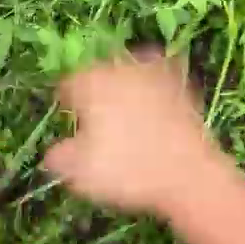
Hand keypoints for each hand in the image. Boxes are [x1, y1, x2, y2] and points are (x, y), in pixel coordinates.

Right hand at [43, 49, 240, 215]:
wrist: (188, 174)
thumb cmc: (126, 170)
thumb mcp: (79, 172)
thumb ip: (60, 157)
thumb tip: (56, 153)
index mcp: (90, 83)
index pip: (67, 83)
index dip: (66, 103)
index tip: (71, 121)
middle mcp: (120, 69)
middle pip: (100, 72)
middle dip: (96, 91)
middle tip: (98, 120)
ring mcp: (154, 74)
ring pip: (132, 71)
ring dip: (127, 85)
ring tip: (128, 111)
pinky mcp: (182, 85)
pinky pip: (164, 77)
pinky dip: (158, 87)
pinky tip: (157, 105)